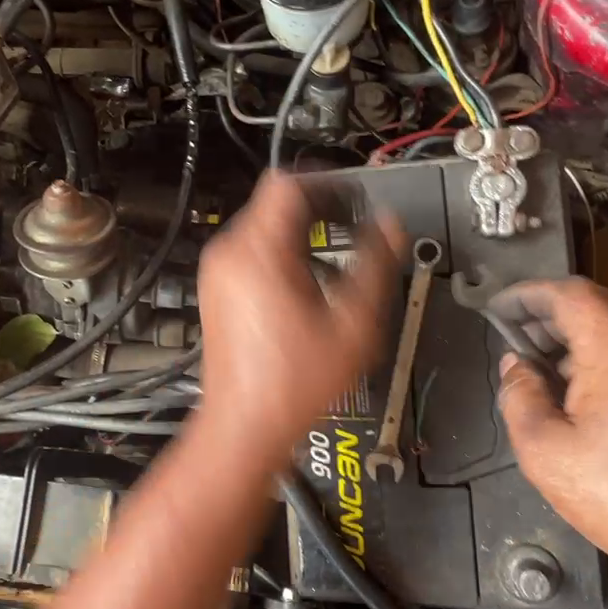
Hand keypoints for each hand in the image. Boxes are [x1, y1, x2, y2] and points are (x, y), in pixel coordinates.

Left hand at [196, 172, 400, 459]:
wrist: (245, 425)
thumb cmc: (291, 384)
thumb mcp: (353, 324)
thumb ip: (376, 266)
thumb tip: (389, 229)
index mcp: (259, 253)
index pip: (288, 183)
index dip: (327, 183)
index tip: (353, 200)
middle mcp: (230, 254)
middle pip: (276, 202)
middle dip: (319, 211)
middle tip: (353, 228)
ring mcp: (219, 273)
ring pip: (263, 227)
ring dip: (301, 234)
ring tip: (336, 260)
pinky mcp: (218, 291)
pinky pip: (251, 253)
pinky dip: (281, 256)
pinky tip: (308, 284)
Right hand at [493, 278, 607, 596]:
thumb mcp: (544, 453)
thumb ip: (519, 396)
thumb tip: (518, 367)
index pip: (570, 294)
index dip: (527, 295)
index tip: (498, 309)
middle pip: (600, 304)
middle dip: (552, 315)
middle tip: (518, 342)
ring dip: (583, 335)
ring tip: (551, 370)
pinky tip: (595, 393)